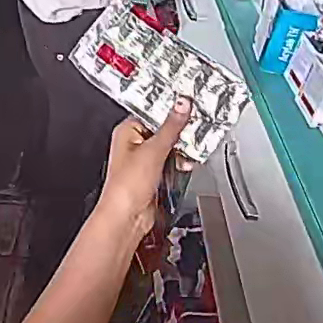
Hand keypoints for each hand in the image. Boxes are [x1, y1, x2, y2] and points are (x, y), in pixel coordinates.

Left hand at [97, 99, 191, 236]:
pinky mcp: (154, 173)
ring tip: (193, 148)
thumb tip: (182, 104)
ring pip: (170, 146)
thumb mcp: (154, 150)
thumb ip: (171, 127)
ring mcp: (145, 159)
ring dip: (183, 148)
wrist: (127, 218)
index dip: (171, 108)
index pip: (153, 111)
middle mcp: (135, 144)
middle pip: (164, 129)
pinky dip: (181, 161)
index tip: (189, 104)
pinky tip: (188, 162)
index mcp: (128, 131)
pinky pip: (172, 161)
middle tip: (196, 127)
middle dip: (180, 131)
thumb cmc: (126, 187)